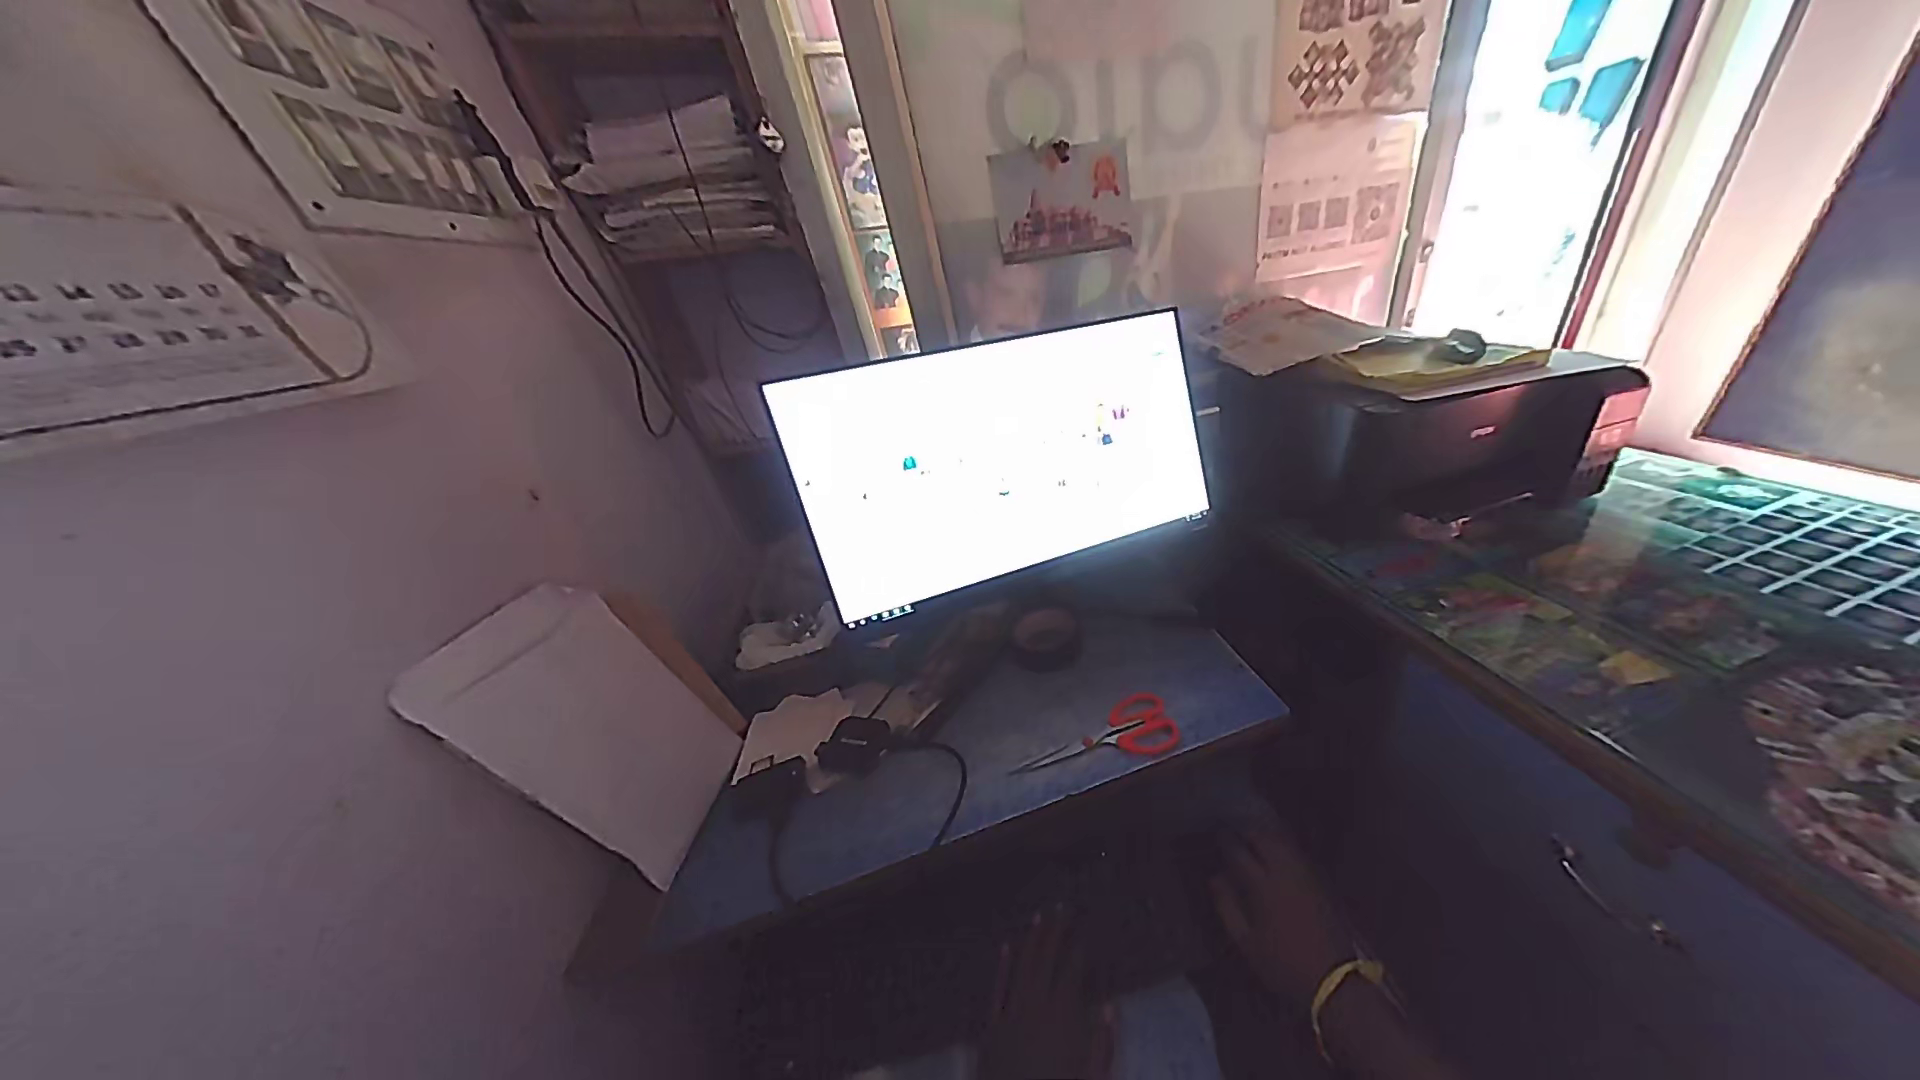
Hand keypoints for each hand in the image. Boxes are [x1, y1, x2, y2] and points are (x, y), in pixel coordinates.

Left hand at [978, 905, 1114, 1079]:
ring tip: (1040, 915)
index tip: (1085, 927)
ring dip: (1031, 940)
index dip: (1079, 949)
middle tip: (1062, 905)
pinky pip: (997, 989)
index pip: (1072, 974)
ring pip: (1022, 967)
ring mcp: (1010, 1015)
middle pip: (1046, 961)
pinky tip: (1006, 945)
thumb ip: (1101, 1047)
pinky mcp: (990, 1027)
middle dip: (1056, 932)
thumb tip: (1109, 1006)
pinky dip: (1002, 966)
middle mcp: (1035, 1010)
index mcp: (1062, 1022)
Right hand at [1208, 824, 1349, 1003]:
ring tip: (1253, 836)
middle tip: (1234, 830)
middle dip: (1246, 831)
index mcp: (1263, 887)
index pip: (1238, 851)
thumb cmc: (1283, 964)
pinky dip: (1282, 846)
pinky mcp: (1320, 883)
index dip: (1225, 840)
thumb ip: (1227, 906)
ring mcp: (1305, 876)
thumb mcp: (1246, 942)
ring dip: (1265, 835)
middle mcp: (1284, 873)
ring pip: (1283, 842)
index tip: (1216, 833)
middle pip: (1263, 838)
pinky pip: (1296, 853)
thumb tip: (1216, 878)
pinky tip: (1275, 851)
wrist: (1333, 983)